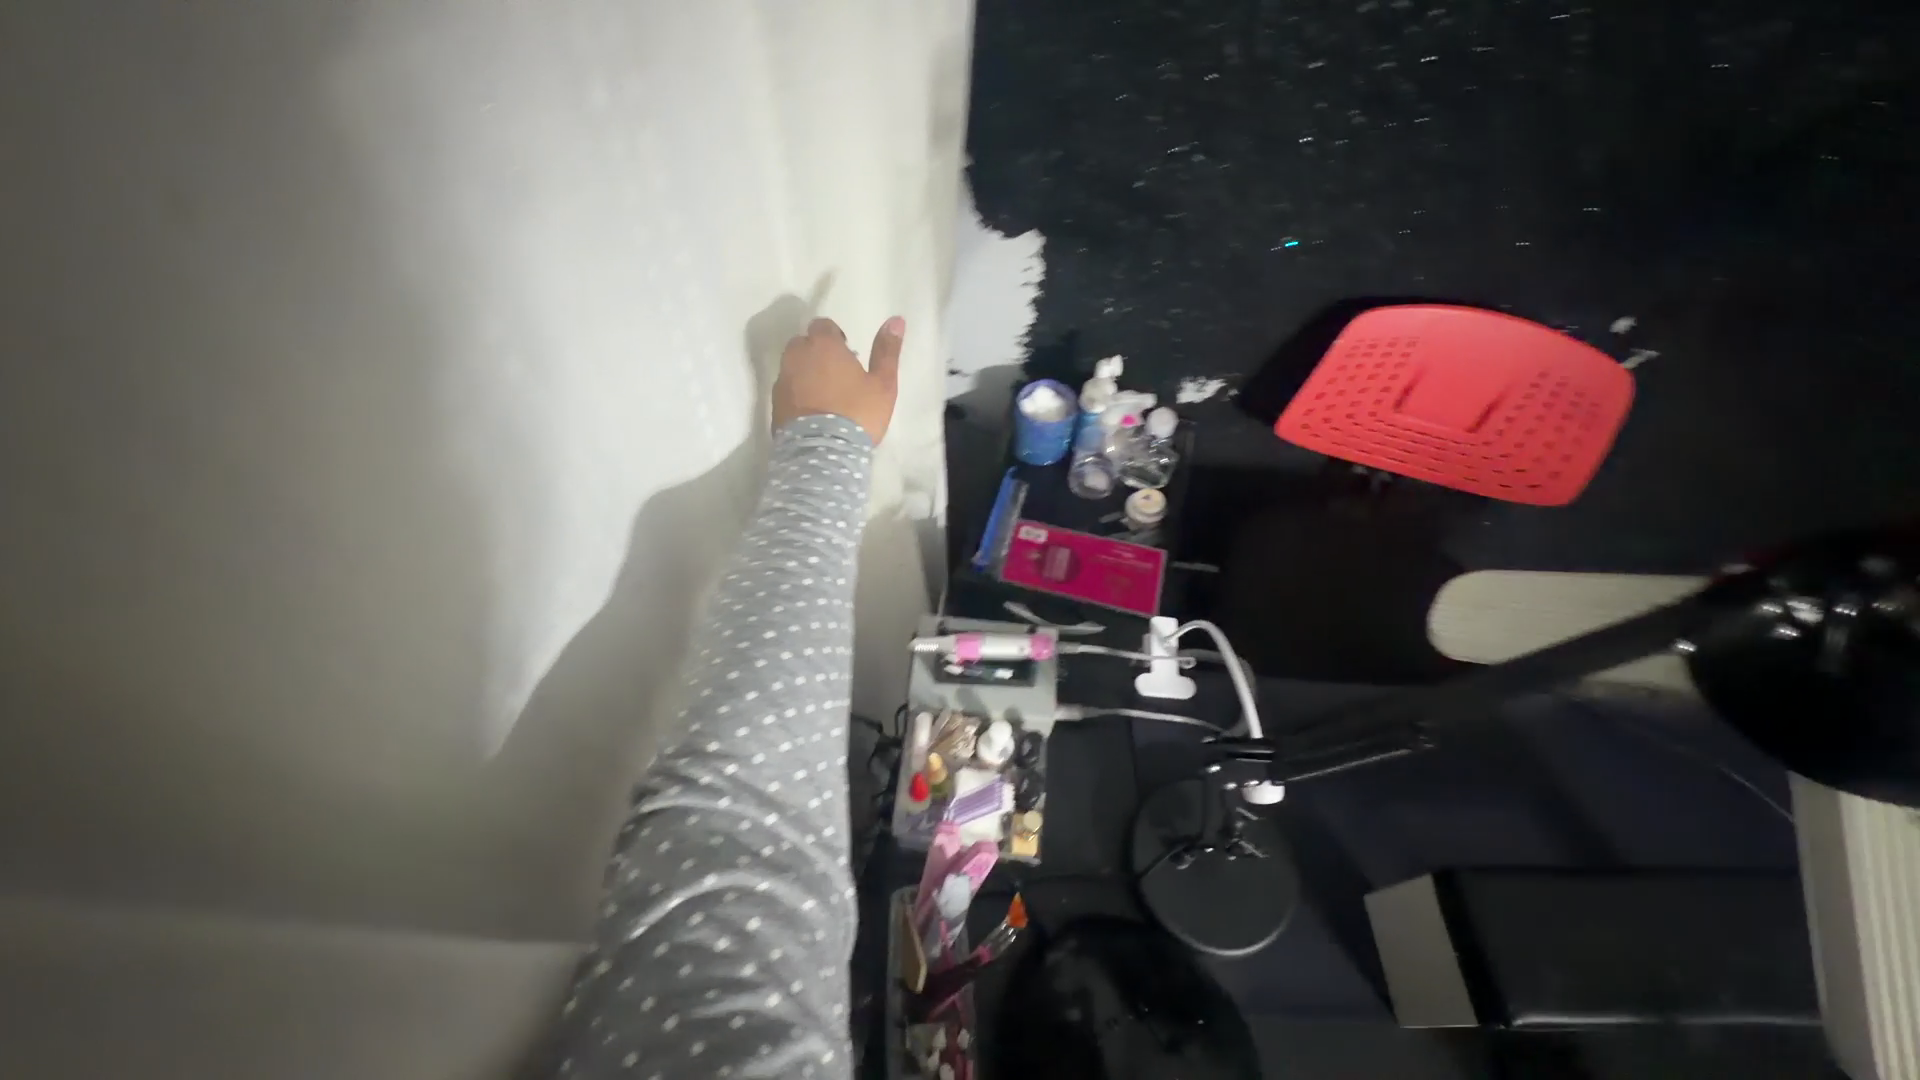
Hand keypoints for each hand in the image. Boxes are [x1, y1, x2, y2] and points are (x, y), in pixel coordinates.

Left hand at [772, 316, 903, 443]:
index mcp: (823, 345)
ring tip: (825, 395)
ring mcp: (782, 380)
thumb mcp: (883, 384)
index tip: (848, 356)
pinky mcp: (774, 404)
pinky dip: (797, 394)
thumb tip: (896, 319)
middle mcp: (797, 356)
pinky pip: (786, 389)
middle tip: (837, 375)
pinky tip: (813, 412)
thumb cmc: (857, 413)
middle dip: (817, 353)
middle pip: (804, 343)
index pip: (823, 326)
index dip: (835, 338)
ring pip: (792, 366)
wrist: (822, 453)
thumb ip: (887, 350)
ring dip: (805, 372)